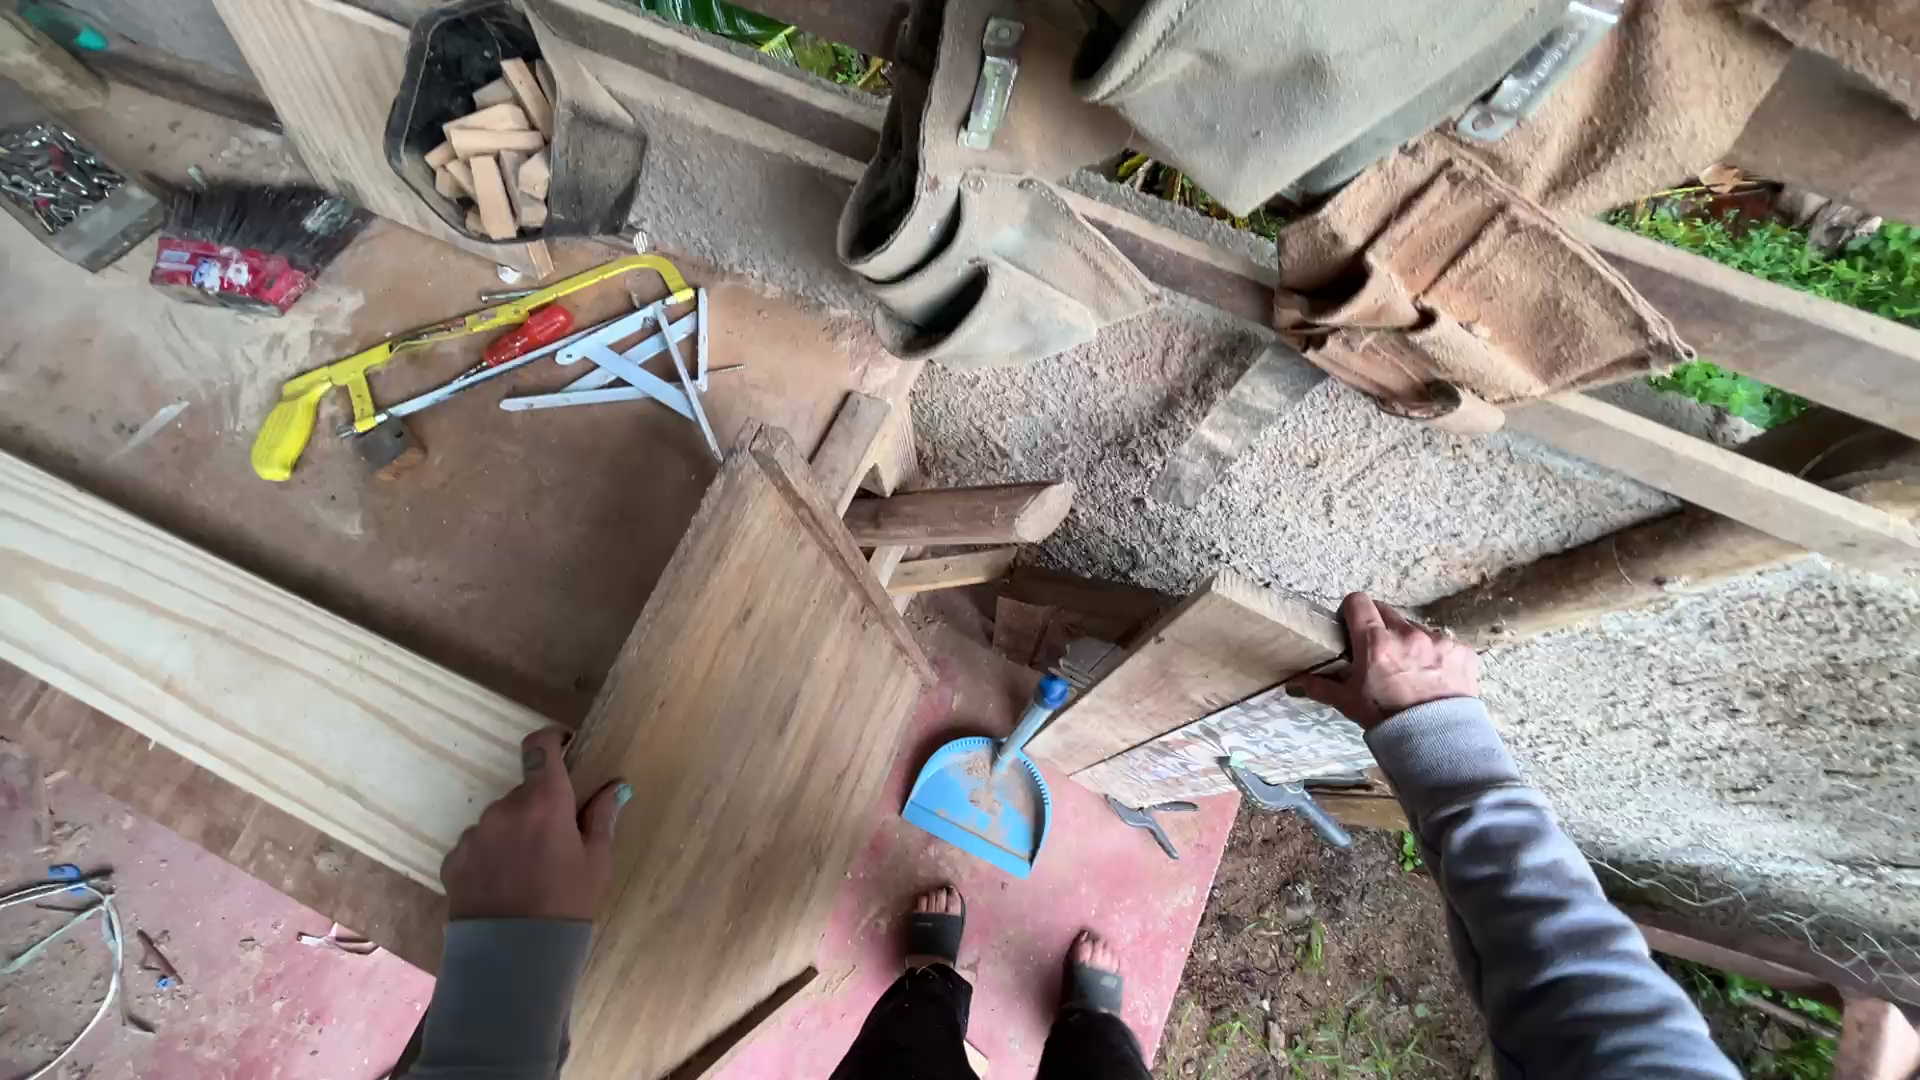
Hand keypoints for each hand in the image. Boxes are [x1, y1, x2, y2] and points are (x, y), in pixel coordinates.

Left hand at [441, 728, 630, 920]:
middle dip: (540, 805)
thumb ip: (603, 816)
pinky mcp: (452, 861)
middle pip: (524, 790)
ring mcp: (474, 834)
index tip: (563, 746)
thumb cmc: (567, 902)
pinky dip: (491, 852)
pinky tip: (504, 880)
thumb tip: (615, 787)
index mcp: (545, 801)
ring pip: (500, 818)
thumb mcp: (598, 859)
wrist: (512, 958)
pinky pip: (478, 843)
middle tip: (555, 838)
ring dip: (514, 830)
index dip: (551, 739)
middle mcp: (505, 808)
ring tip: (527, 866)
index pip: (540, 746)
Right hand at [1288, 593, 1478, 729]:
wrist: (1438, 741)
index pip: (1358, 601)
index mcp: (1374, 642)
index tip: (1350, 625)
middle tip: (1377, 650)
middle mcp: (1407, 634)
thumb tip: (1293, 683)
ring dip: (1407, 639)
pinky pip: (1443, 642)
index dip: (1351, 610)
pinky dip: (1435, 653)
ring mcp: (1438, 641)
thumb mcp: (1348, 702)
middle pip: (1386, 611)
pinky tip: (1434, 675)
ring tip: (1409, 667)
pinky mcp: (1462, 651)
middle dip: (1378, 625)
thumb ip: (1320, 686)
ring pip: (1415, 627)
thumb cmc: (1387, 718)